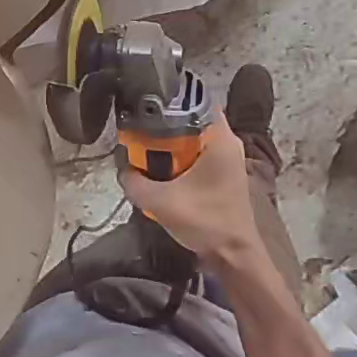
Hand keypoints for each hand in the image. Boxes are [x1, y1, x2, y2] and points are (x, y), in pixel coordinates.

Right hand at [120, 115, 262, 271]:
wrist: (234, 257)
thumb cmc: (206, 222)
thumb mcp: (162, 202)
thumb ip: (135, 183)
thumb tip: (122, 171)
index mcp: (220, 139)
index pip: (197, 100)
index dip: (171, 99)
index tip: (147, 105)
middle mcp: (227, 143)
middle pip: (191, 119)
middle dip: (165, 125)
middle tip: (140, 132)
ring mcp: (227, 159)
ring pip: (193, 138)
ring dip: (170, 145)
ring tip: (145, 151)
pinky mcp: (222, 174)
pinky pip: (196, 154)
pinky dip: (179, 158)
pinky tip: (160, 170)